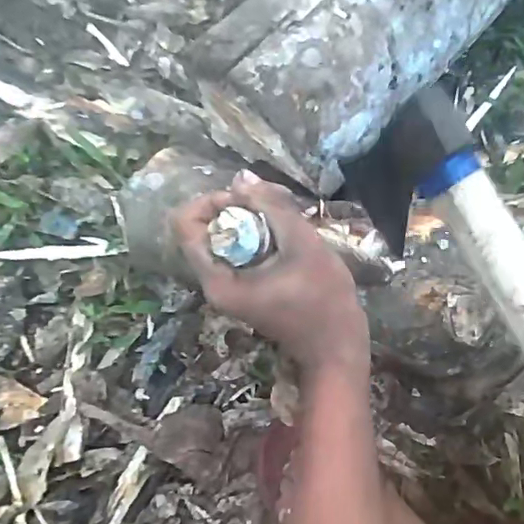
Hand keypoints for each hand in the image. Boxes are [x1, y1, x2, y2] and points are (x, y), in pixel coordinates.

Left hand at [172, 171, 368, 378]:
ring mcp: (229, 287)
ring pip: (223, 236)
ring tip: (286, 214)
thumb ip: (272, 208)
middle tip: (273, 203)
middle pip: (204, 227)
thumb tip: (242, 178)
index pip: (185, 225)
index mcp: (218, 280)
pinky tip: (288, 231)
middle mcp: (214, 283)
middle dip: (236, 207)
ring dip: (250, 219)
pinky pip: (239, 249)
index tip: (249, 200)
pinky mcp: (245, 286)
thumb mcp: (303, 245)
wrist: (337, 345)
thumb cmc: (324, 299)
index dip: (213, 202)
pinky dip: (258, 233)